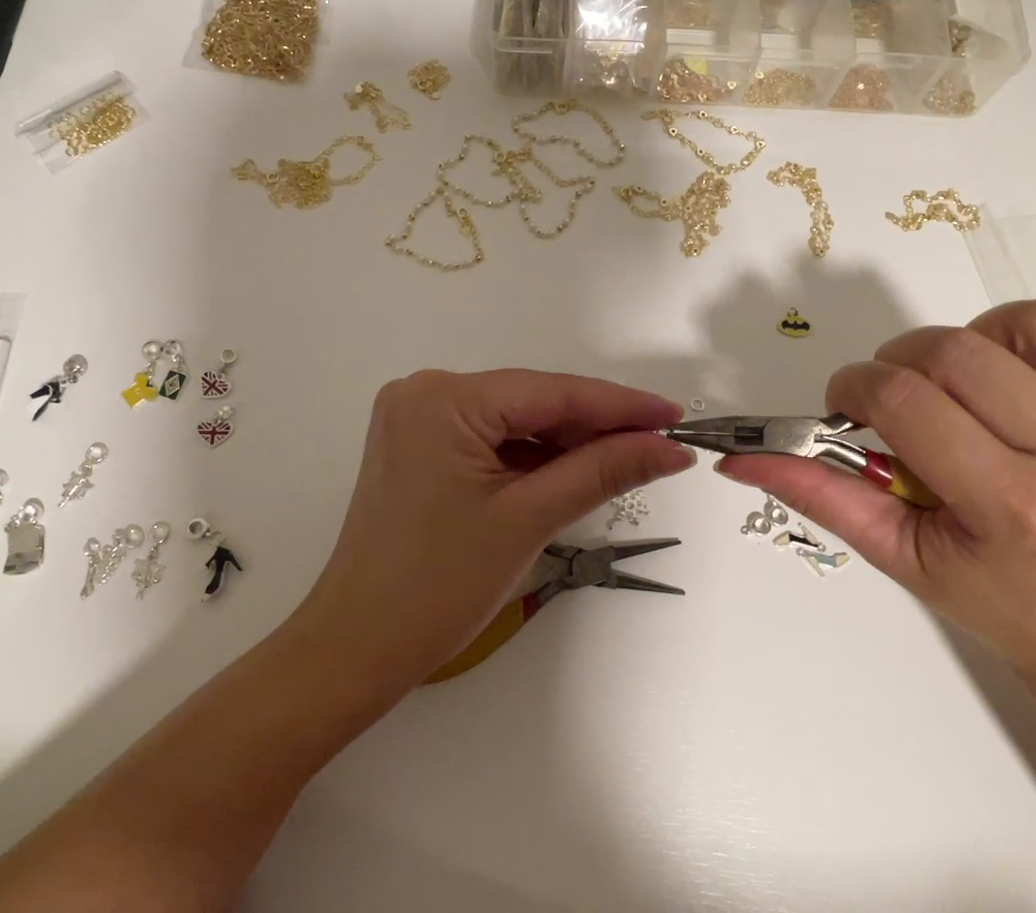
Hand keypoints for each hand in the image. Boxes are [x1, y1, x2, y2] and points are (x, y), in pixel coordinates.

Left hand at [295, 370, 692, 686]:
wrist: (360, 644)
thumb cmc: (440, 585)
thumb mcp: (529, 519)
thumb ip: (602, 471)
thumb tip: (668, 448)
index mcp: (442, 399)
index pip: (551, 392)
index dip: (620, 406)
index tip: (676, 418)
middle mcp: (422, 394)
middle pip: (529, 403)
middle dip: (594, 427)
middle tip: (660, 448)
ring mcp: (415, 422)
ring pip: (510, 422)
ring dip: (564, 444)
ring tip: (628, 462)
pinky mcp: (415, 450)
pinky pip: (487, 442)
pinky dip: (529, 459)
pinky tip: (573, 473)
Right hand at [722, 298, 1035, 685]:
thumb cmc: (996, 599)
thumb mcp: (898, 555)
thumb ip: (820, 495)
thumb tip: (739, 457)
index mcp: (1017, 508)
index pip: (910, 402)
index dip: (858, 386)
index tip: (848, 399)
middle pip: (963, 352)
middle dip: (906, 359)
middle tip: (900, 391)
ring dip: (982, 339)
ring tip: (973, 384)